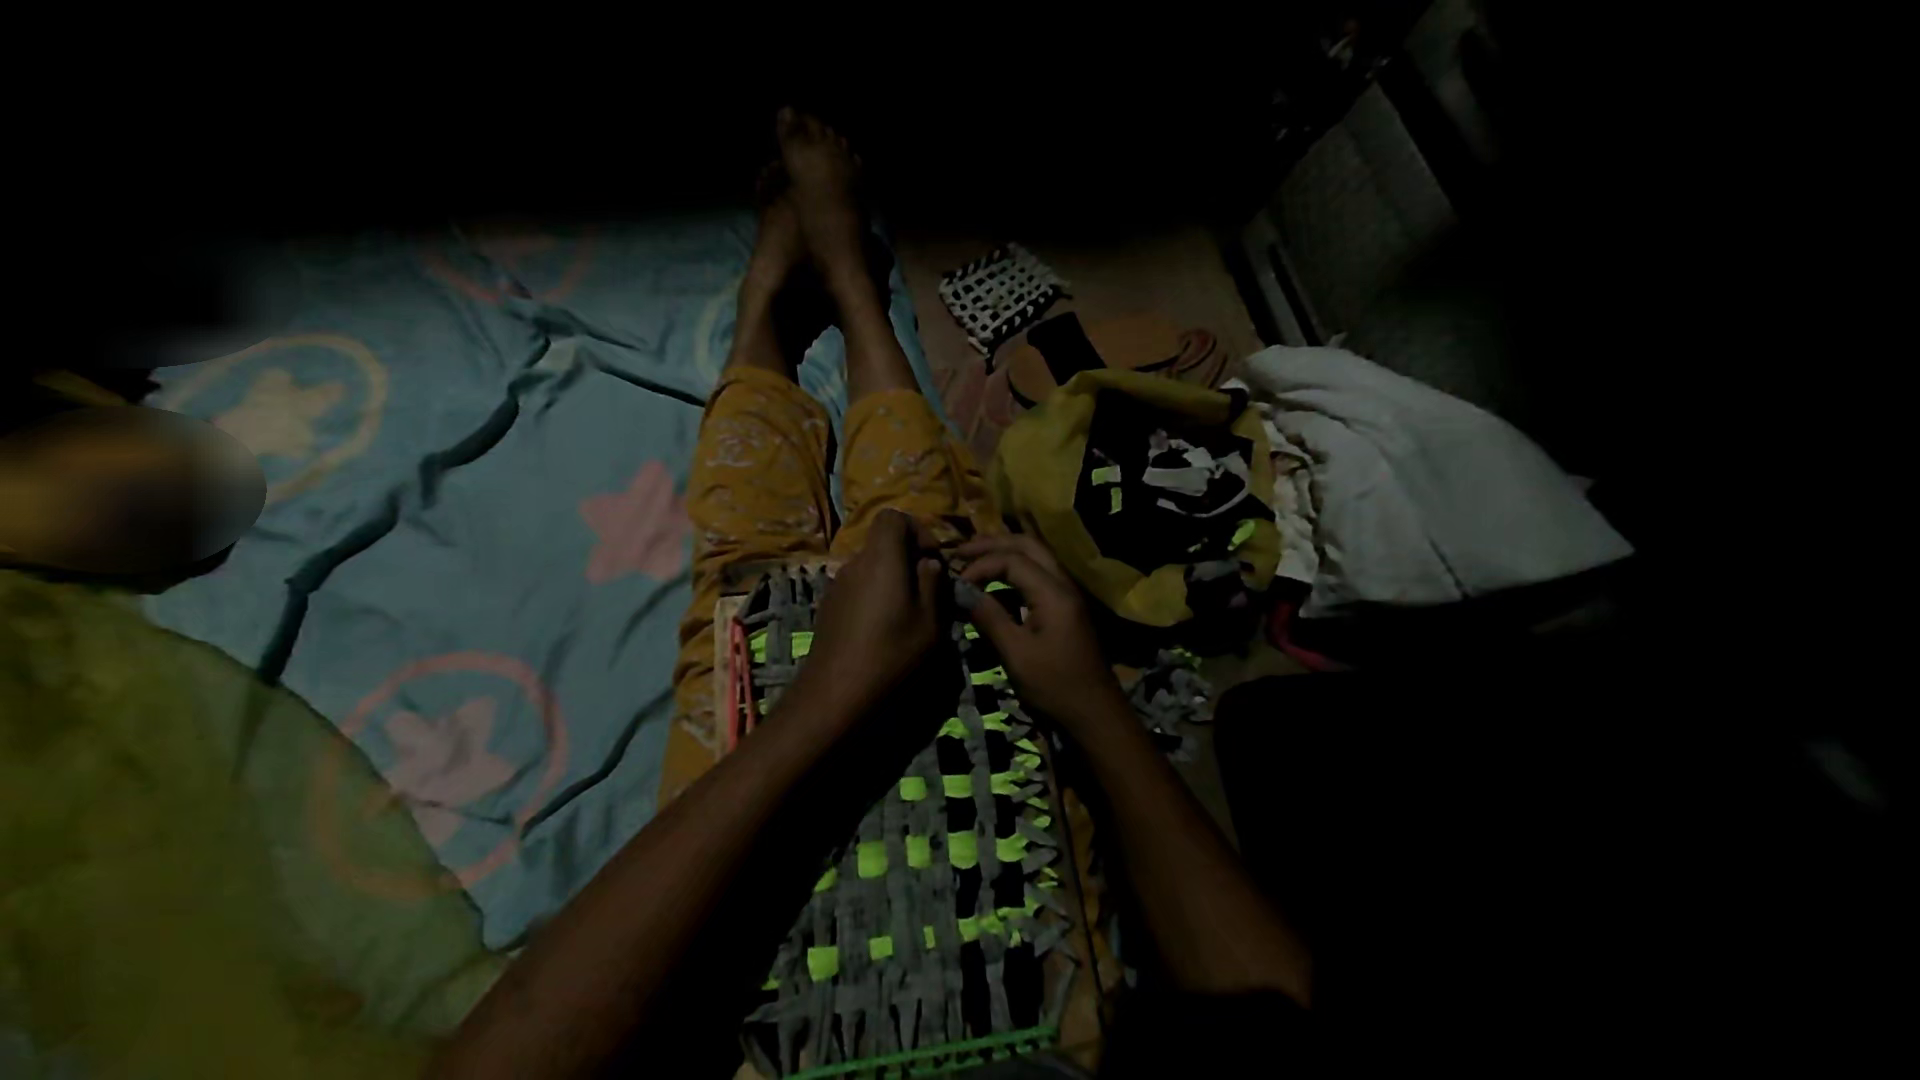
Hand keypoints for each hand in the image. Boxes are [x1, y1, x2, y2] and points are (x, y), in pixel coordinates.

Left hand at [792, 510, 946, 722]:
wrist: (835, 694)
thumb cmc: (891, 653)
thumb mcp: (930, 621)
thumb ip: (933, 584)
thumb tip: (929, 564)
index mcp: (881, 559)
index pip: (893, 517)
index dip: (917, 530)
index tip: (933, 561)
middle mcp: (854, 564)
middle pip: (882, 544)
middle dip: (909, 560)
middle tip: (928, 593)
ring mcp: (837, 587)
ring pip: (871, 569)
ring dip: (893, 582)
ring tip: (909, 616)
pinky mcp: (828, 609)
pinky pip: (858, 589)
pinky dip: (876, 598)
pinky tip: (884, 632)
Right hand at [955, 533, 1128, 736]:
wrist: (1095, 713)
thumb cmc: (1054, 686)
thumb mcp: (1016, 654)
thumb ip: (989, 617)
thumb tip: (961, 591)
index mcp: (1053, 593)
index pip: (1012, 559)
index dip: (980, 564)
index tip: (957, 582)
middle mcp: (1064, 584)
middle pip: (1028, 545)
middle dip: (992, 544)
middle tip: (960, 551)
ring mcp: (1068, 595)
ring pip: (1036, 556)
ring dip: (1005, 552)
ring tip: (973, 558)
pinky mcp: (1066, 608)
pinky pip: (1039, 574)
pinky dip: (1015, 569)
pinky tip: (996, 580)